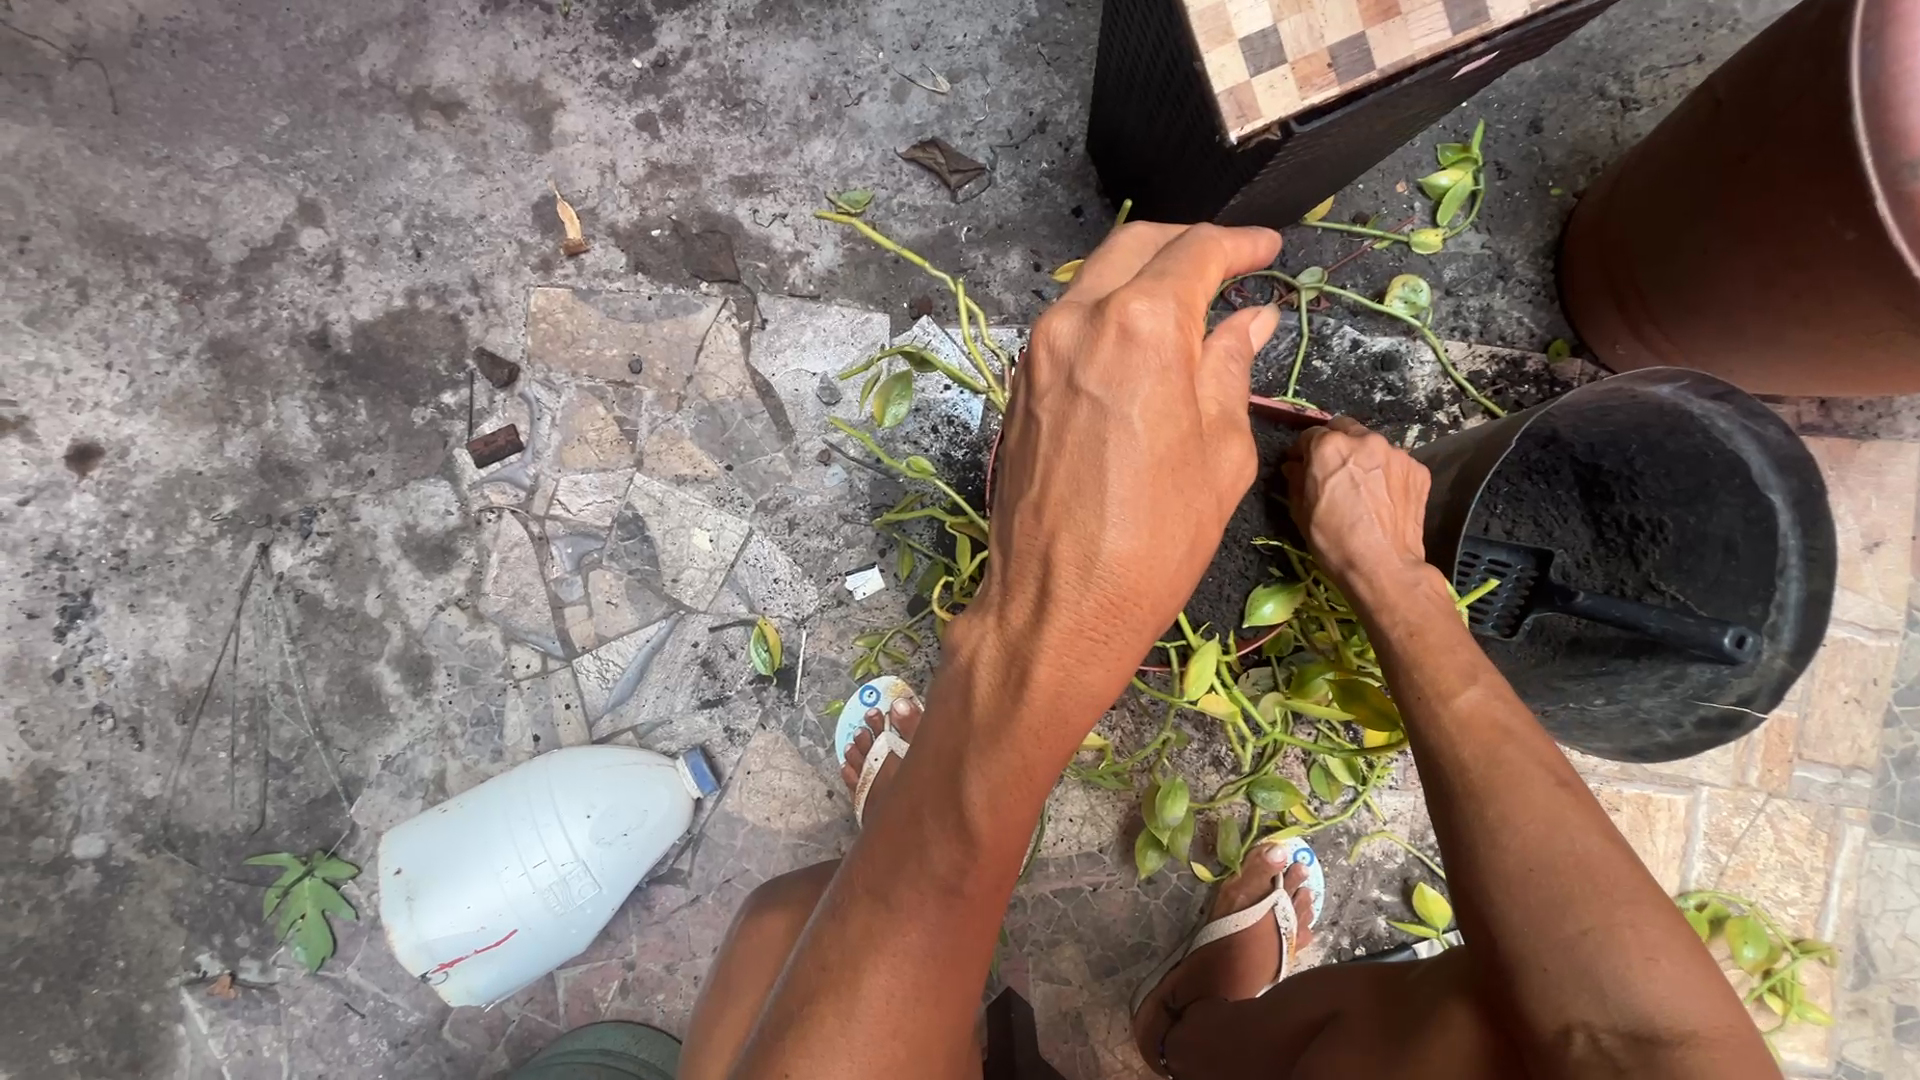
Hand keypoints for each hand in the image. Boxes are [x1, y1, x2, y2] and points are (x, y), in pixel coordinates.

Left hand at [958, 222, 1282, 711]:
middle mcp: (1078, 321)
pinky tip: (1135, 348)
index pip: (1194, 253)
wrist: (1056, 603)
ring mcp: (1037, 352)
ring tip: (1185, 307)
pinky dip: (1106, 317)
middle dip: (1185, 246)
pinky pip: (1067, 326)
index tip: (1268, 251)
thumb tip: (1246, 321)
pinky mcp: (1018, 386)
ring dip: (1140, 280)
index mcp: (1141, 328)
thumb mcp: (1219, 455)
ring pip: (1093, 283)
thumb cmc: (1155, 542)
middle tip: (1226, 267)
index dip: (1240, 245)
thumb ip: (1229, 370)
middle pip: (1134, 248)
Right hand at [1281, 417, 1438, 607]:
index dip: (1303, 450)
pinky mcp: (1418, 469)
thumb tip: (1294, 466)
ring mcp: (1396, 453)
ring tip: (1361, 486)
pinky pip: (1394, 463)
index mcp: (1329, 447)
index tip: (1301, 464)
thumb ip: (1296, 479)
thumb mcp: (1300, 510)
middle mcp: (1365, 440)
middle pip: (1345, 429)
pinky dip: (1385, 473)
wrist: (1382, 565)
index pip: (1310, 434)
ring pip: (1372, 445)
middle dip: (1335, 443)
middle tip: (1332, 469)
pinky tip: (1381, 497)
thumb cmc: (1332, 540)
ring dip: (1363, 457)